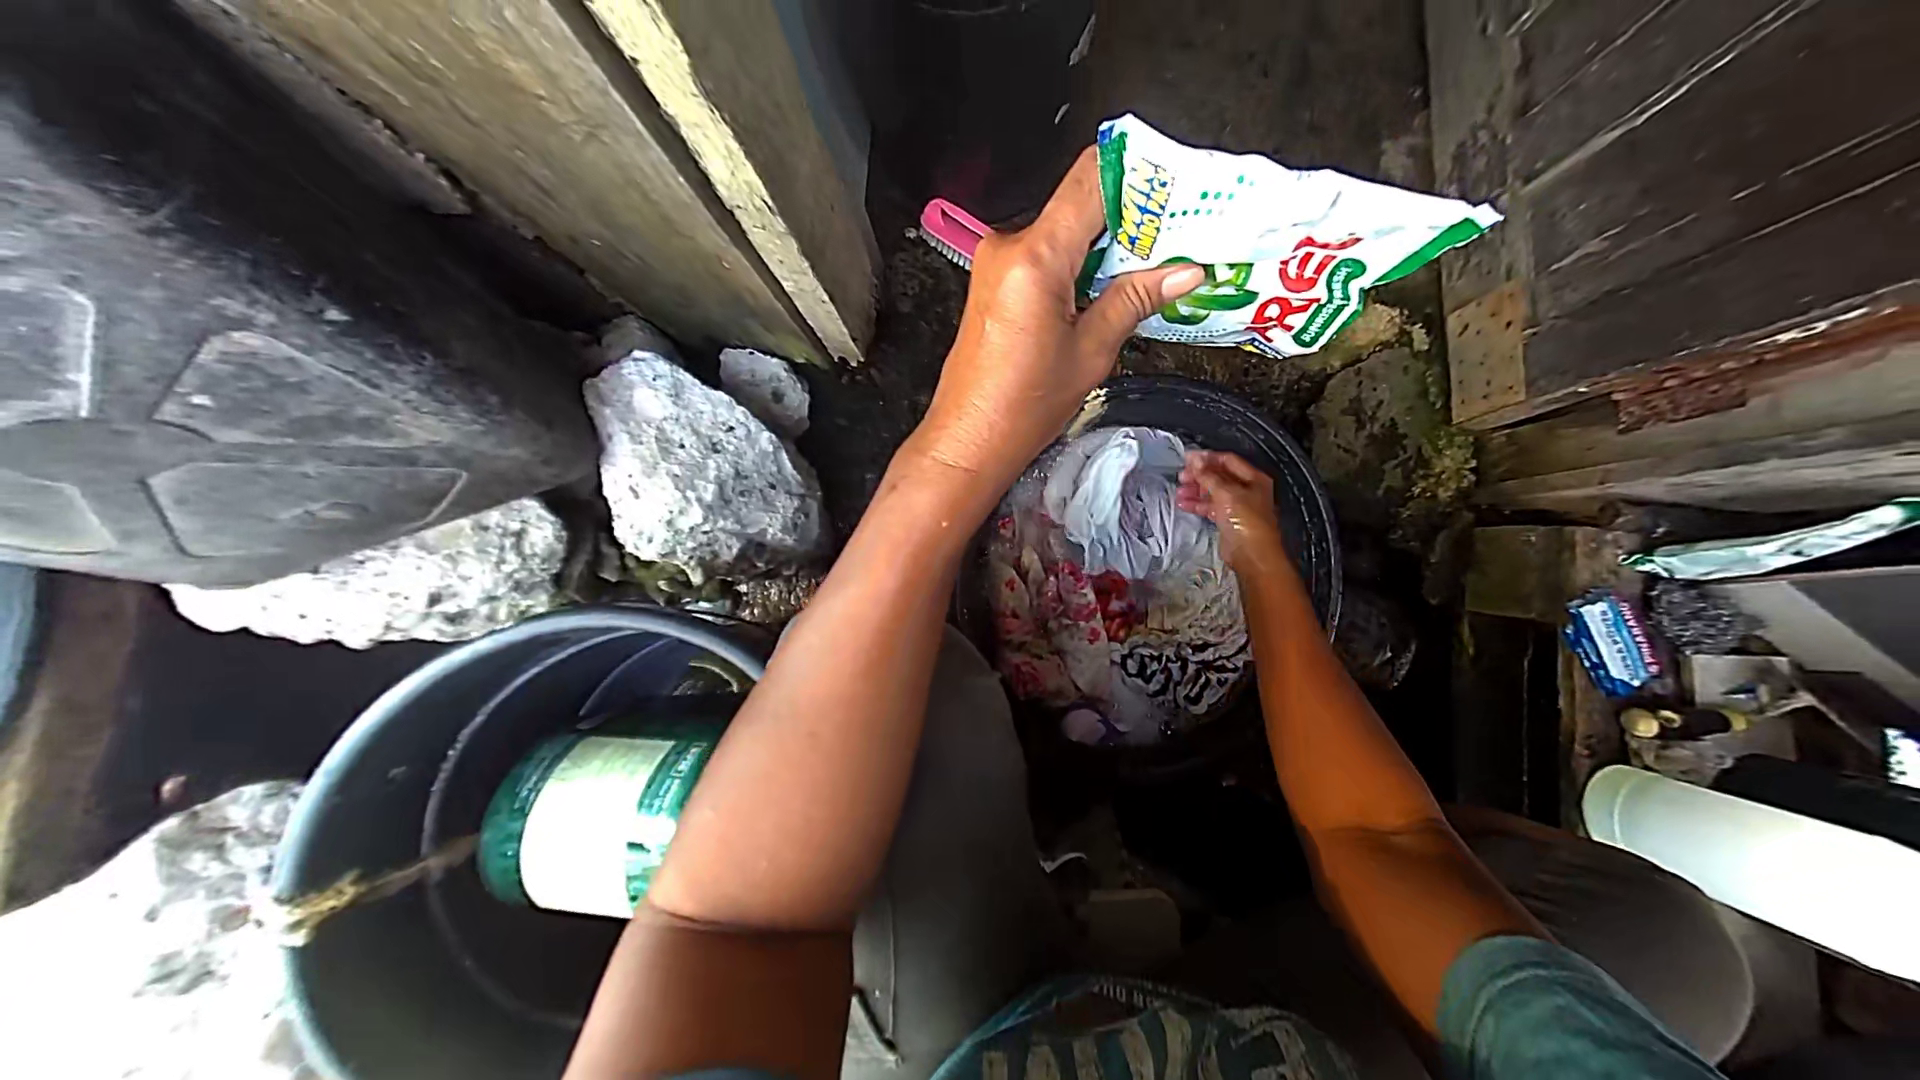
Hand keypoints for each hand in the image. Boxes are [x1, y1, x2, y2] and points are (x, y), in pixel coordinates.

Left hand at [908, 147, 1205, 490]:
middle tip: (1174, 241)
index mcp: (1035, 260)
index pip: (1092, 179)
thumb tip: (1181, 272)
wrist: (970, 441)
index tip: (1174, 187)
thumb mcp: (1090, 353)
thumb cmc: (1018, 408)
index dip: (1139, 175)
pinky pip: (1044, 255)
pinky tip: (1105, 289)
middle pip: (1079, 203)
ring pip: (1062, 230)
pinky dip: (1078, 264)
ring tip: (1146, 272)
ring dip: (1105, 246)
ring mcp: (996, 265)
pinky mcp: (993, 283)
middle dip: (1130, 219)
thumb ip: (1135, 300)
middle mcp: (1008, 250)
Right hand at [1176, 451, 1287, 571]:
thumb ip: (1208, 475)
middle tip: (1182, 476)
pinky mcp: (1228, 520)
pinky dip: (1197, 504)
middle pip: (1219, 476)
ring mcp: (1238, 505)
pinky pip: (1211, 507)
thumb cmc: (1246, 521)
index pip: (1227, 460)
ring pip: (1213, 492)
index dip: (1207, 458)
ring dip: (1195, 490)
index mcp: (1253, 478)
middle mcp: (1247, 489)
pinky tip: (1184, 504)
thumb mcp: (1226, 493)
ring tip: (1179, 492)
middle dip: (1199, 475)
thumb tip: (1195, 460)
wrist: (1252, 554)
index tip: (1187, 459)